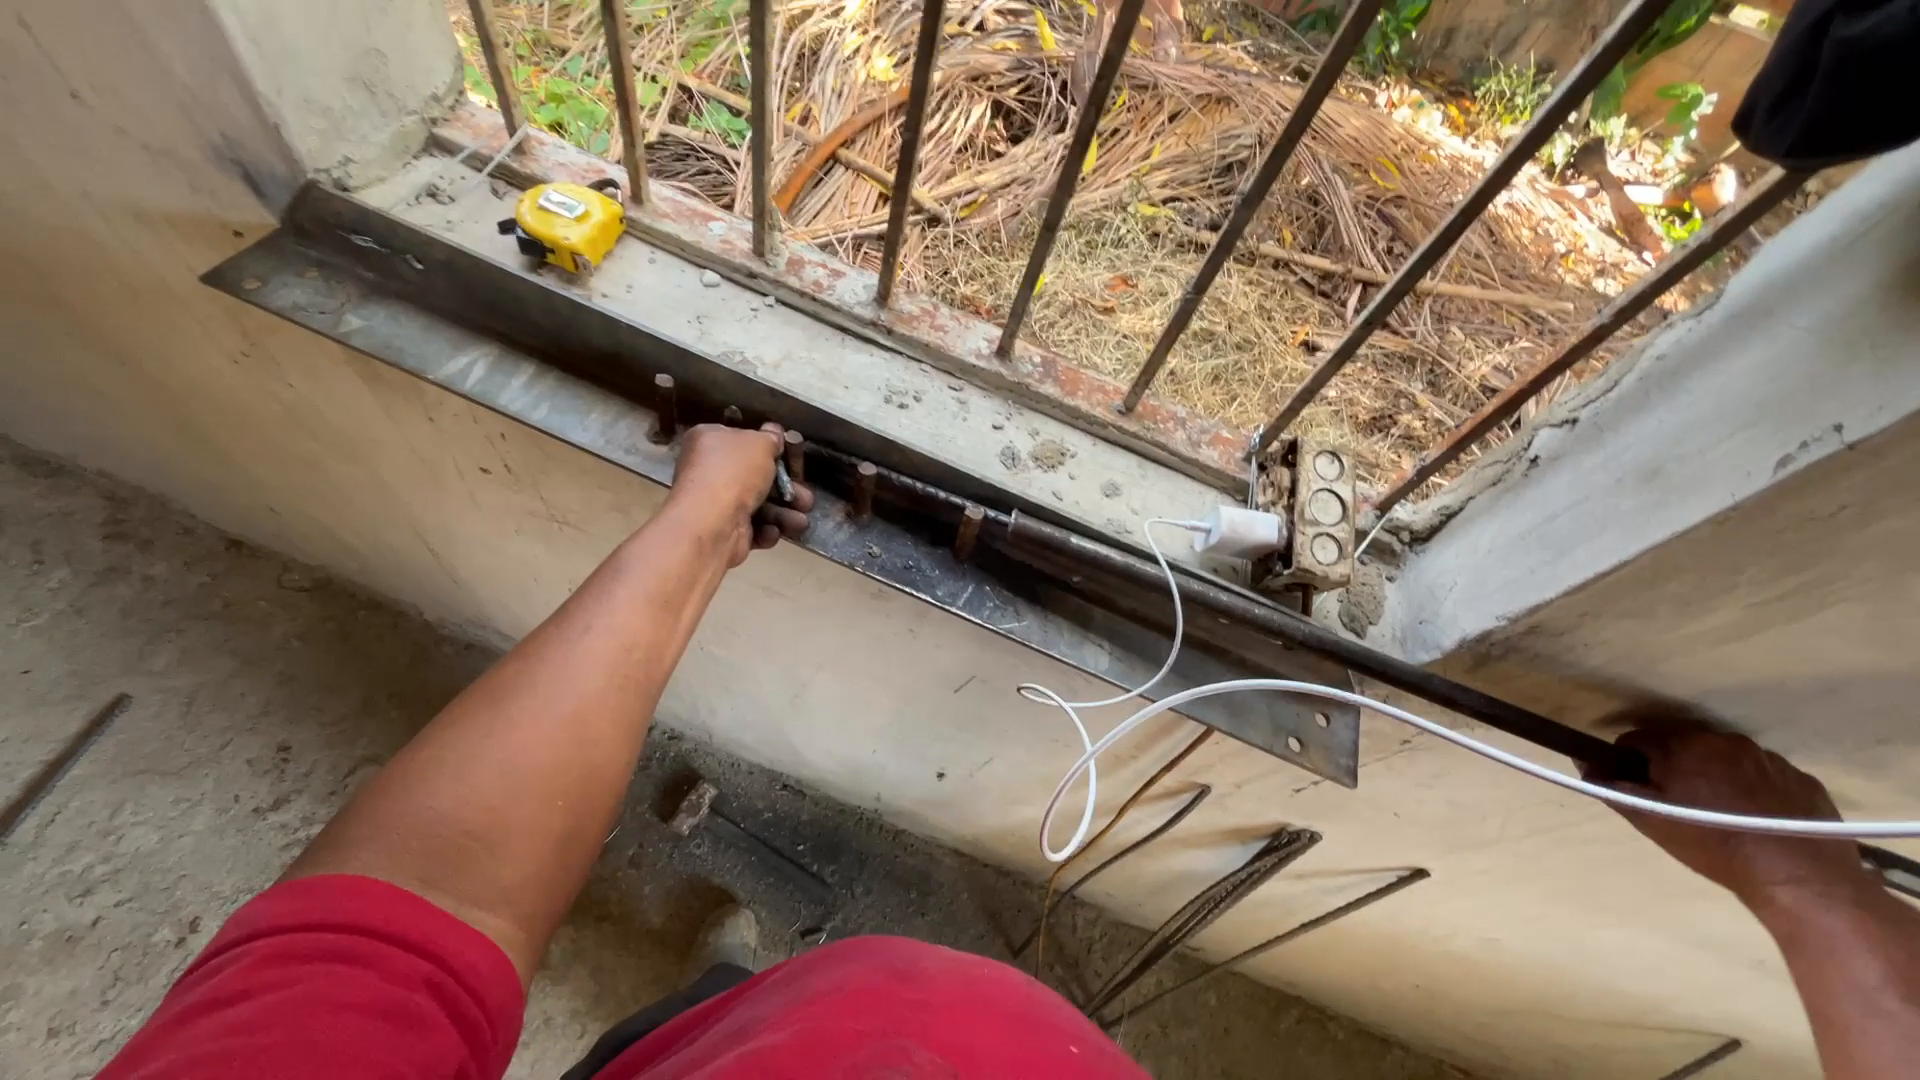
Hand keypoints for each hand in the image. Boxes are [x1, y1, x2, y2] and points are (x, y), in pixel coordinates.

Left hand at [665, 423, 811, 566]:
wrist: (712, 523)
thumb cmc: (734, 473)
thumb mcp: (761, 444)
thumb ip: (771, 438)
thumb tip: (774, 432)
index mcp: (709, 441)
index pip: (741, 440)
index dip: (767, 449)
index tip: (789, 458)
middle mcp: (708, 470)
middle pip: (755, 477)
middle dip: (786, 490)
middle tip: (806, 499)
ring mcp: (713, 503)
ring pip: (757, 505)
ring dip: (783, 513)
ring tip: (801, 522)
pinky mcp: (721, 531)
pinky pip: (750, 527)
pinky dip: (765, 530)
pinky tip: (774, 531)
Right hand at [1590, 722, 1874, 910]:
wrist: (1800, 878)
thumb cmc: (1712, 844)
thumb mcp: (1649, 819)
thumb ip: (1611, 785)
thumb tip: (1585, 762)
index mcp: (1683, 745)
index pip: (1637, 739)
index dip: (1629, 762)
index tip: (1636, 787)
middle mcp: (1725, 741)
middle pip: (1682, 745)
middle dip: (1673, 766)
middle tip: (1677, 802)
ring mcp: (1769, 759)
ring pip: (1723, 758)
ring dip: (1713, 774)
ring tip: (1720, 812)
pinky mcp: (1802, 779)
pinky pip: (1763, 774)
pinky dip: (1752, 787)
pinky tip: (1755, 817)